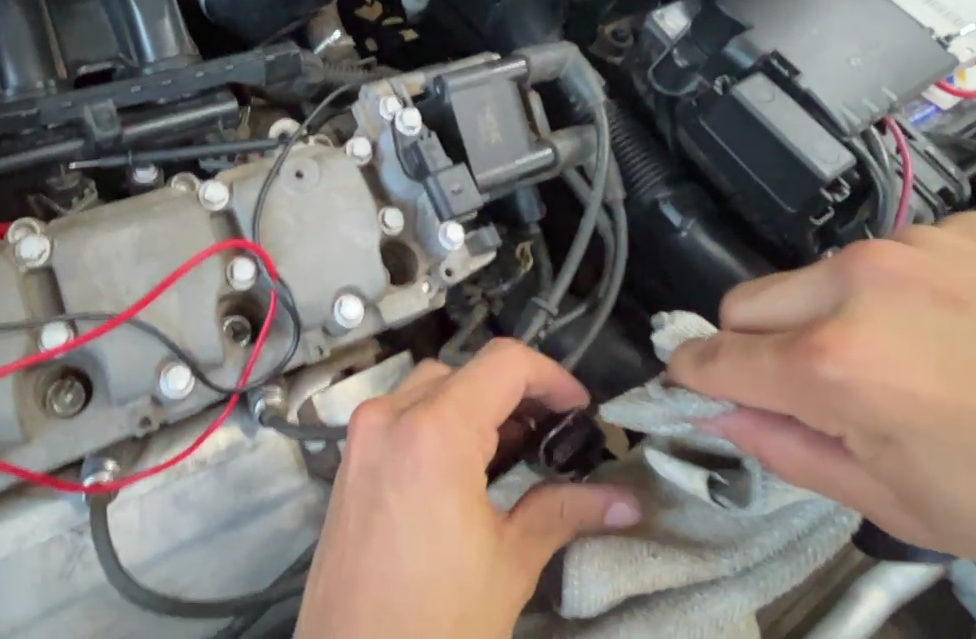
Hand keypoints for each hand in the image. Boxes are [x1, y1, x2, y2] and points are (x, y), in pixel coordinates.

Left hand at [298, 339, 640, 637]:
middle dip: (515, 393)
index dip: (551, 376)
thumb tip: (625, 501)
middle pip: (465, 371)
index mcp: (433, 431)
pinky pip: (400, 416)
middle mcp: (389, 416)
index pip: (503, 363)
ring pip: (429, 388)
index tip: (580, 409)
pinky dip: (439, 422)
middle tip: (555, 432)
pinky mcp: (350, 461)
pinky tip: (468, 466)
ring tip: (516, 447)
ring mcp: (362, 437)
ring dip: (476, 404)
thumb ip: (564, 513)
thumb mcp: (510, 563)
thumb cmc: (437, 622)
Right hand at [670, 213, 975, 638]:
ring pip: (824, 274)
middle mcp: (863, 284)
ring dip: (839, 315)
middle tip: (827, 391)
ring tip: (923, 363)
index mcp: (838, 365)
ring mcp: (923, 246)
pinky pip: (901, 257)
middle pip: (749, 299)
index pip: (713, 353)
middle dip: (763, 345)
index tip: (701, 387)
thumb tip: (722, 412)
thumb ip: (788, 451)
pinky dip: (911, 293)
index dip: (697, 376)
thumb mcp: (907, 509)